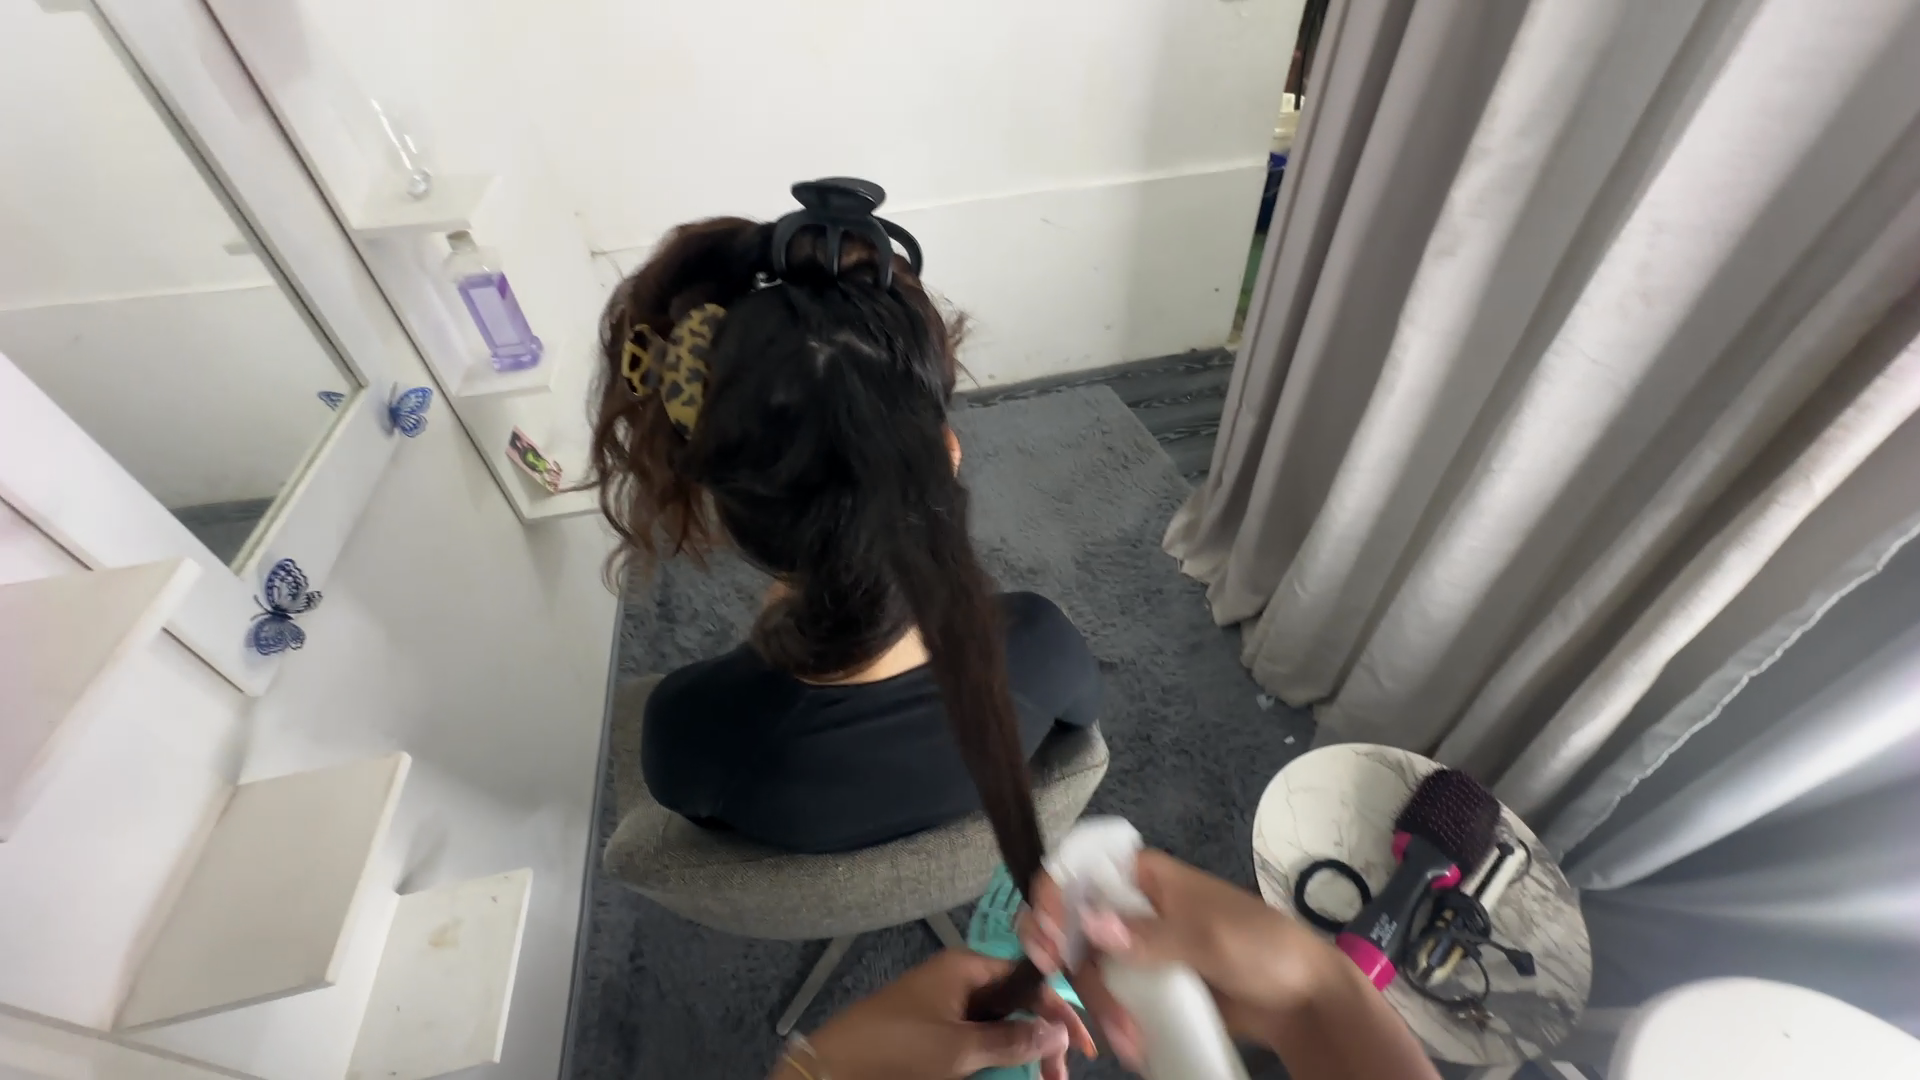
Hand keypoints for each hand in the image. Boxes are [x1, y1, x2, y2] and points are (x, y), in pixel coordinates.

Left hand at [790, 948, 1094, 1079]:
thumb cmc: (899, 1047)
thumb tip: (1057, 1030)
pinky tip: (1007, 1075)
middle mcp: (959, 979)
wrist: (834, 1068)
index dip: (1057, 1008)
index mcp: (965, 967)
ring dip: (1019, 1052)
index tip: (1084, 1046)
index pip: (1025, 978)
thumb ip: (1010, 1039)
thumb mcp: (959, 1048)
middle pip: (1014, 1003)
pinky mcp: (933, 1032)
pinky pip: (975, 1041)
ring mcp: (945, 1006)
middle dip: (1041, 1037)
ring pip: (997, 1026)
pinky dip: (994, 1059)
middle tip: (1059, 1078)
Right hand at [1021, 850, 1341, 1063]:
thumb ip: (1149, 933)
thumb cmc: (1259, 946)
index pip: (1080, 870)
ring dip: (1097, 1001)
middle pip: (1073, 920)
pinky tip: (1131, 1044)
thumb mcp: (1207, 936)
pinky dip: (1111, 1017)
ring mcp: (1135, 945)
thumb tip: (1092, 925)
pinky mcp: (1143, 984)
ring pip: (1087, 963)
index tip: (1046, 930)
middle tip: (1049, 971)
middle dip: (1062, 950)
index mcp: (1142, 874)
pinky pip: (1110, 994)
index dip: (1053, 893)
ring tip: (1128, 1040)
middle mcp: (1130, 904)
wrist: (1302, 1000)